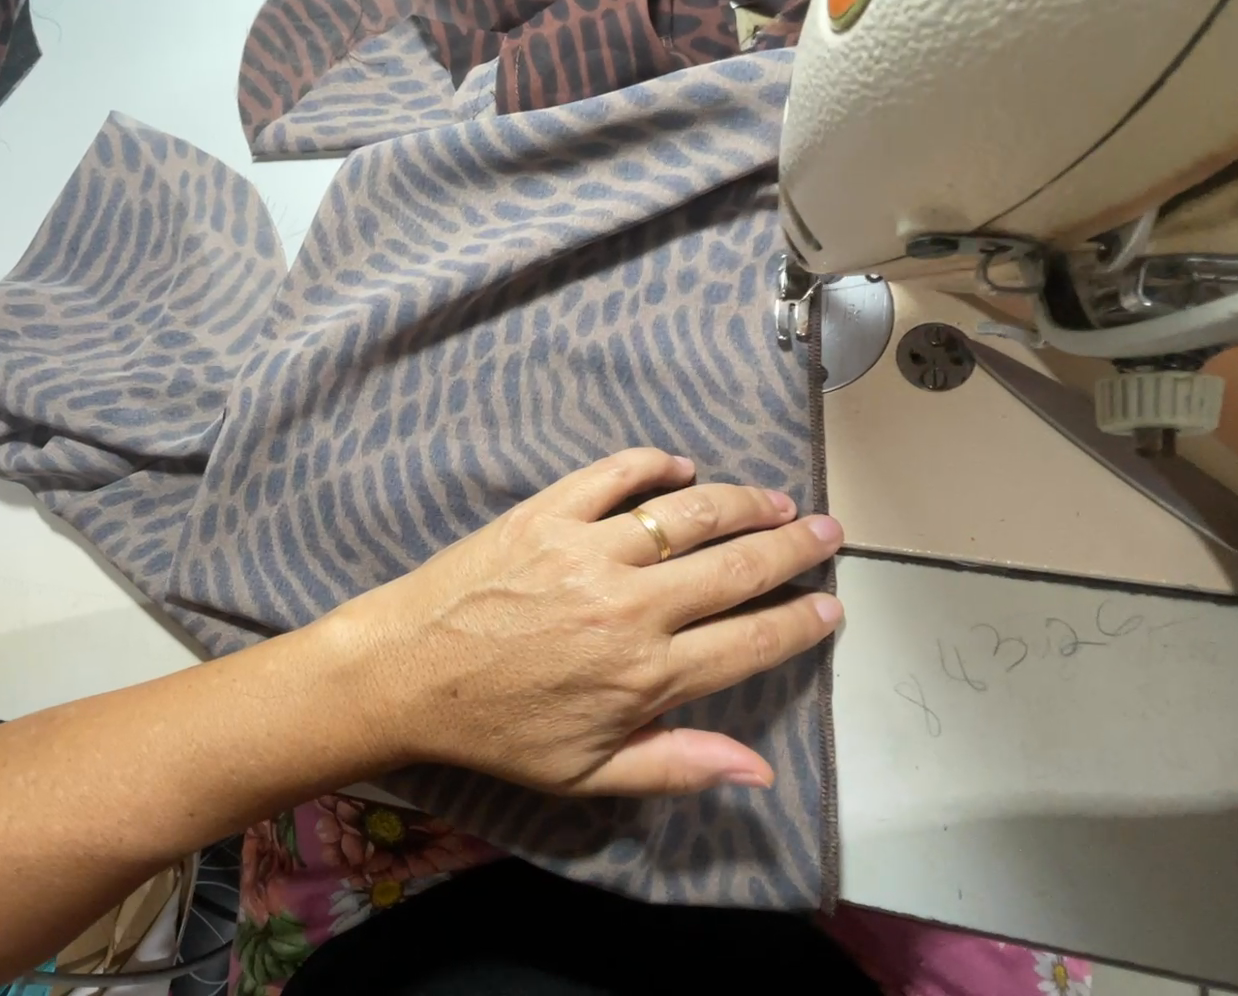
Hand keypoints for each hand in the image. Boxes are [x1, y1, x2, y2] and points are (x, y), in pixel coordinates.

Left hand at [324, 448, 842, 797]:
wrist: (406, 671)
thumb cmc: (494, 728)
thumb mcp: (584, 773)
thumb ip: (675, 765)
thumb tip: (759, 771)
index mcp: (645, 673)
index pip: (752, 640)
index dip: (802, 621)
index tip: (830, 604)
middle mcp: (629, 605)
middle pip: (737, 566)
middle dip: (795, 548)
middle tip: (826, 533)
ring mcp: (585, 550)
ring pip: (689, 514)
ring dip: (743, 503)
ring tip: (774, 502)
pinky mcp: (544, 514)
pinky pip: (612, 474)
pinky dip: (653, 464)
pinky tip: (679, 467)